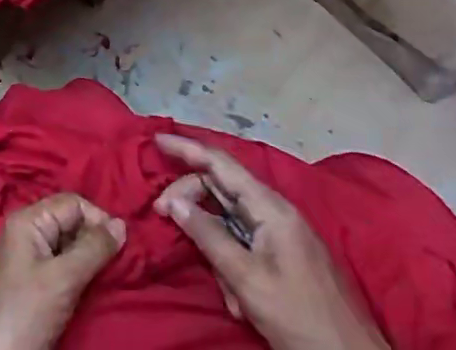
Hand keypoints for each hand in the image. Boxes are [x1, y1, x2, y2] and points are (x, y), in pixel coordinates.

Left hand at [0, 193, 126, 349]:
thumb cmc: (27, 312)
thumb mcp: (64, 278)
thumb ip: (94, 248)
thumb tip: (121, 224)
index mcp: (27, 220)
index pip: (72, 203)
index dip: (97, 219)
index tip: (117, 247)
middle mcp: (26, 231)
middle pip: (70, 221)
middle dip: (93, 238)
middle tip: (112, 264)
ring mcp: (27, 256)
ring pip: (67, 243)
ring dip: (87, 256)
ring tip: (103, 275)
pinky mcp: (31, 280)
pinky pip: (61, 262)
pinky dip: (77, 270)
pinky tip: (88, 285)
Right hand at [153, 135, 385, 349]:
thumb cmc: (299, 315)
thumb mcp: (247, 279)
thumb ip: (209, 236)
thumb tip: (175, 202)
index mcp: (270, 206)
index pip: (220, 163)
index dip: (187, 148)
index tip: (156, 141)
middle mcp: (274, 210)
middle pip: (221, 189)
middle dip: (192, 203)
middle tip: (162, 217)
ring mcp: (280, 232)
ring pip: (230, 221)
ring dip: (216, 250)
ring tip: (227, 294)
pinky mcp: (283, 254)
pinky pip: (244, 245)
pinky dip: (232, 267)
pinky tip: (238, 301)